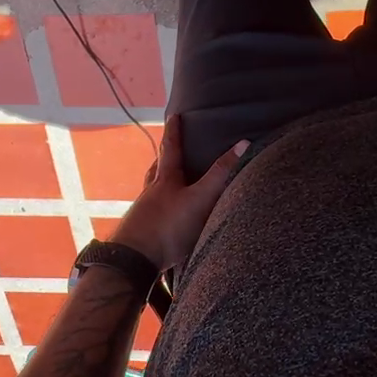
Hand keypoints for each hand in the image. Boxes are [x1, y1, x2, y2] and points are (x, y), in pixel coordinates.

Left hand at [108, 117, 246, 270]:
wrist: (133, 261)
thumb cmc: (168, 225)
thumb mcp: (200, 198)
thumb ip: (221, 174)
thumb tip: (243, 143)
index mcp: (165, 180)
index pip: (171, 149)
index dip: (174, 132)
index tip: (174, 116)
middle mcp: (151, 192)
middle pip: (156, 169)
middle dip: (163, 158)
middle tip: (168, 150)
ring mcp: (144, 213)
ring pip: (152, 191)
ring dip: (159, 185)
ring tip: (167, 185)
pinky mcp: (142, 234)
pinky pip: (153, 215)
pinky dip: (160, 211)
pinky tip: (165, 220)